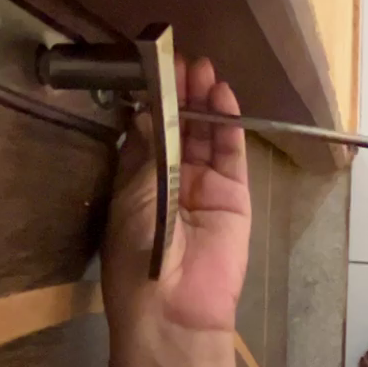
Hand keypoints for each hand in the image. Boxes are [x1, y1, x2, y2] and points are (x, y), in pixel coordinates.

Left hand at [101, 57, 251, 334]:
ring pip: (205, 134)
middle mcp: (170, 178)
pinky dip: (228, 123)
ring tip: (202, 68)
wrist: (172, 305)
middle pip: (177, 127)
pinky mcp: (233, 192)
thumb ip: (148, 150)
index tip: (153, 69)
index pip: (145, 131)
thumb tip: (148, 109)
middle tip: (181, 61)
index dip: (151, 101)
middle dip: (179, 94)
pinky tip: (222, 94)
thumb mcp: (134, 194)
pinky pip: (230, 151)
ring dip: (203, 101)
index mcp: (136, 180)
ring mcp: (203, 184)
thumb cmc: (138, 250)